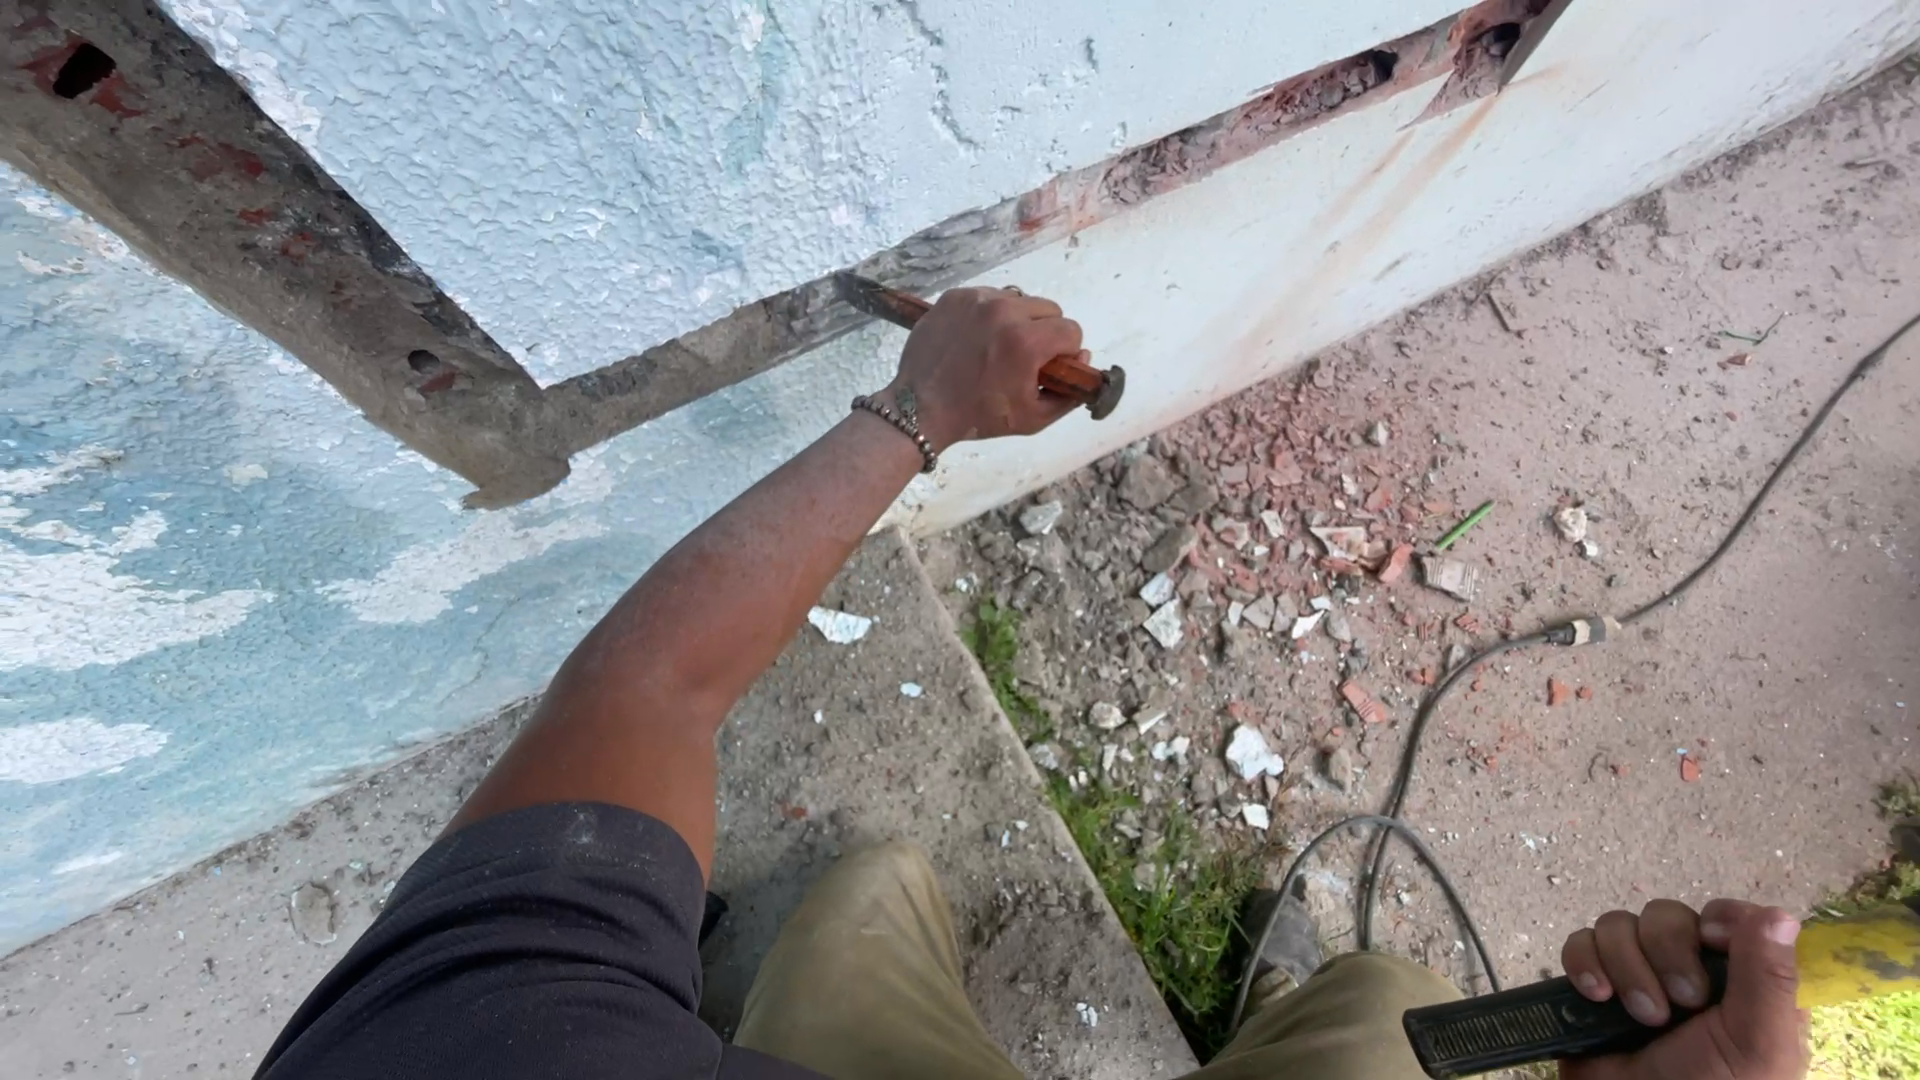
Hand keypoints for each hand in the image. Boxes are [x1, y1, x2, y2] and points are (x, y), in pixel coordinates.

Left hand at [881, 286, 1084, 450]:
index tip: (1049, 366)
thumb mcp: (1032, 418)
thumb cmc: (978, 417)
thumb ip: (1068, 393)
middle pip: (1049, 310)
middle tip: (1024, 358)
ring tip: (998, 347)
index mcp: (1025, 342)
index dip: (1066, 352)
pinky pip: (989, 296)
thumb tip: (1083, 361)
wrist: (919, 409)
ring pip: (1019, 299)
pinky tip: (977, 338)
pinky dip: (990, 314)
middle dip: (1044, 333)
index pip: (1071, 331)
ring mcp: (977, 300)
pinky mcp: (955, 296)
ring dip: (1018, 320)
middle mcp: (1004, 312)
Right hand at [1559, 899, 1808, 1079]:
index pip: (1730, 917)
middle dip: (1664, 953)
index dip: (1717, 919)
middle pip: (1667, 914)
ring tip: (1638, 1014)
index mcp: (1741, 982)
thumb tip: (1781, 913)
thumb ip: (1767, 978)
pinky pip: (1579, 941)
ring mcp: (1635, 969)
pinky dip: (1585, 966)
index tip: (1712, 942)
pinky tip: (1596, 996)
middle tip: (1680, 1000)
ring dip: (1625, 968)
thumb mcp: (1757, 1043)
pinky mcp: (1591, 973)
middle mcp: (1689, 968)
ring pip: (1617, 923)